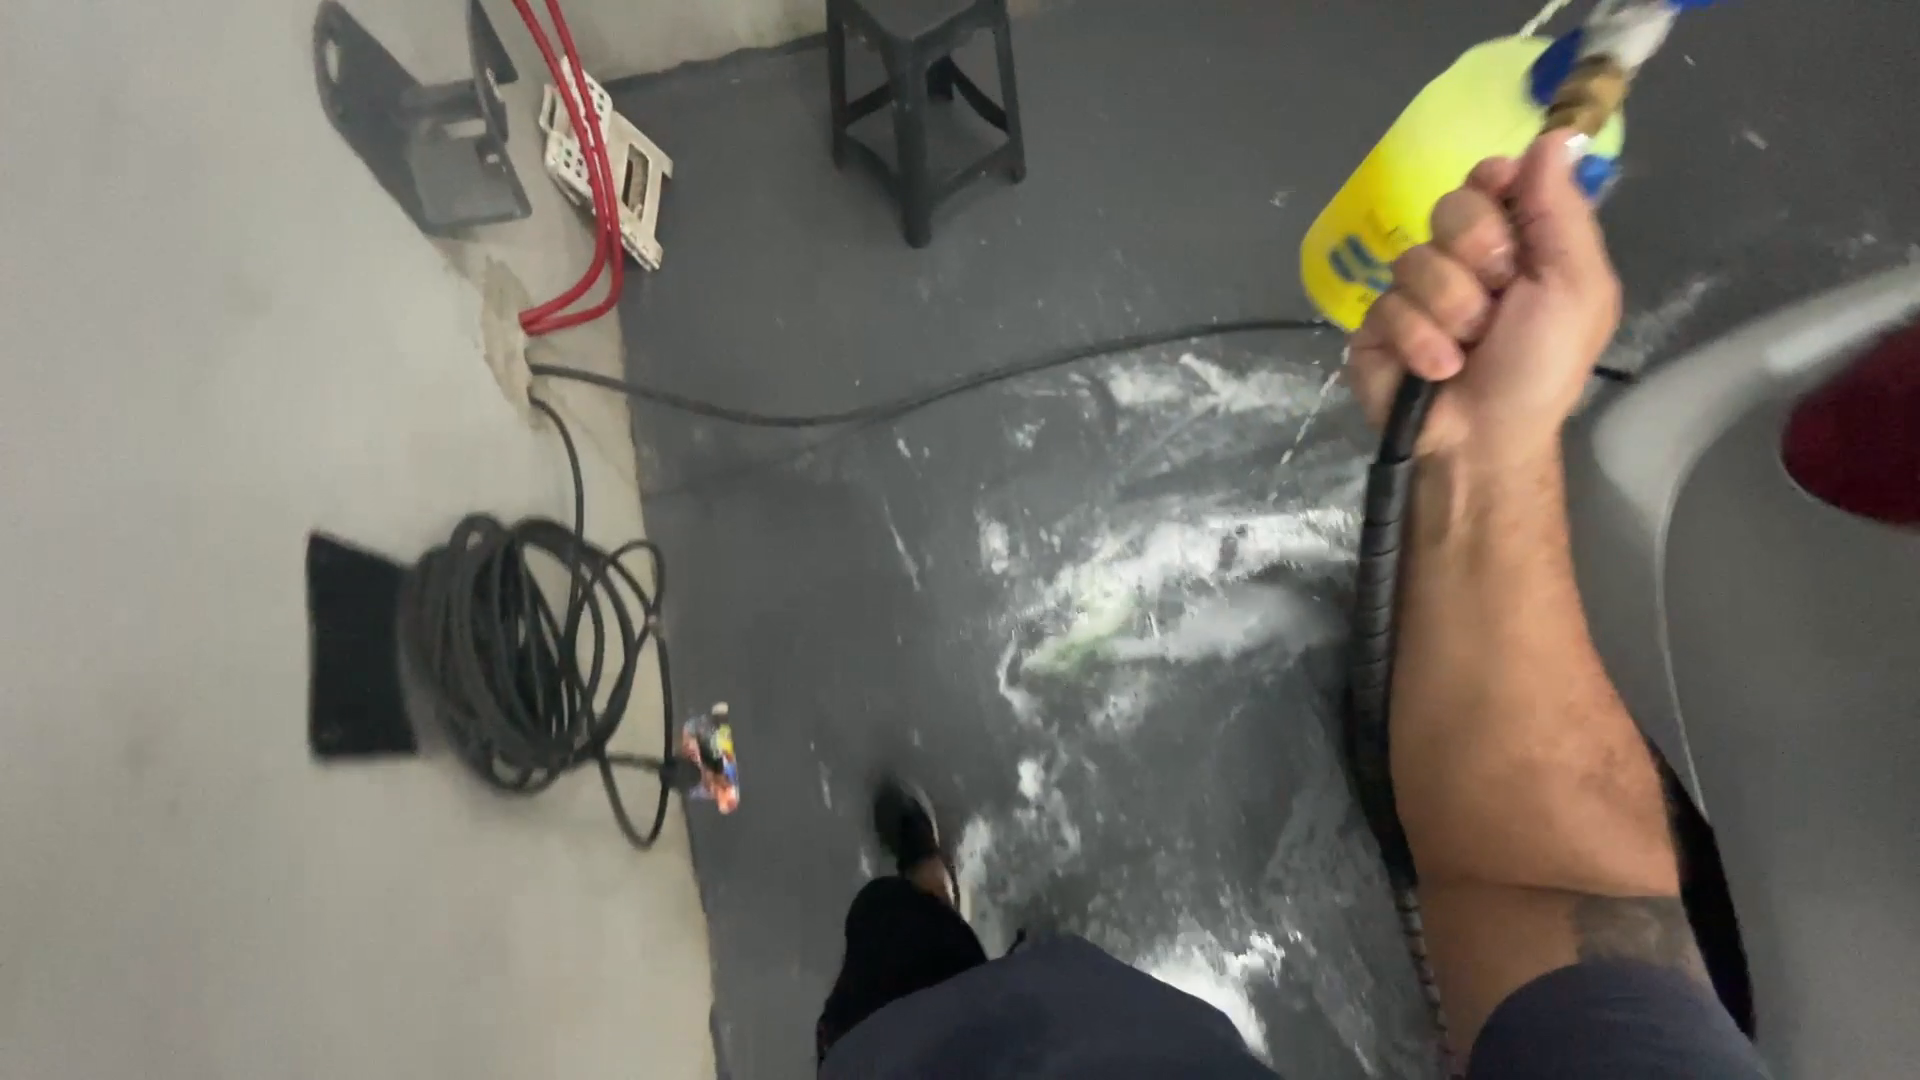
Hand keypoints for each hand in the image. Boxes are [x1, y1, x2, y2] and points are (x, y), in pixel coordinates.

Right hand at [1347, 132, 1622, 469]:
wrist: (1481, 437)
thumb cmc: (1538, 367)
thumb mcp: (1575, 288)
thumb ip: (1561, 214)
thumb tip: (1552, 137)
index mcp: (1514, 242)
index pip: (1491, 179)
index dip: (1494, 188)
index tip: (1503, 203)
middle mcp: (1459, 260)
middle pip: (1449, 207)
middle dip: (1476, 255)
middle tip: (1496, 298)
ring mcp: (1411, 293)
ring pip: (1414, 261)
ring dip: (1449, 311)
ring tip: (1466, 348)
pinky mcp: (1373, 328)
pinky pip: (1385, 307)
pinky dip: (1418, 341)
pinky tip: (1436, 368)